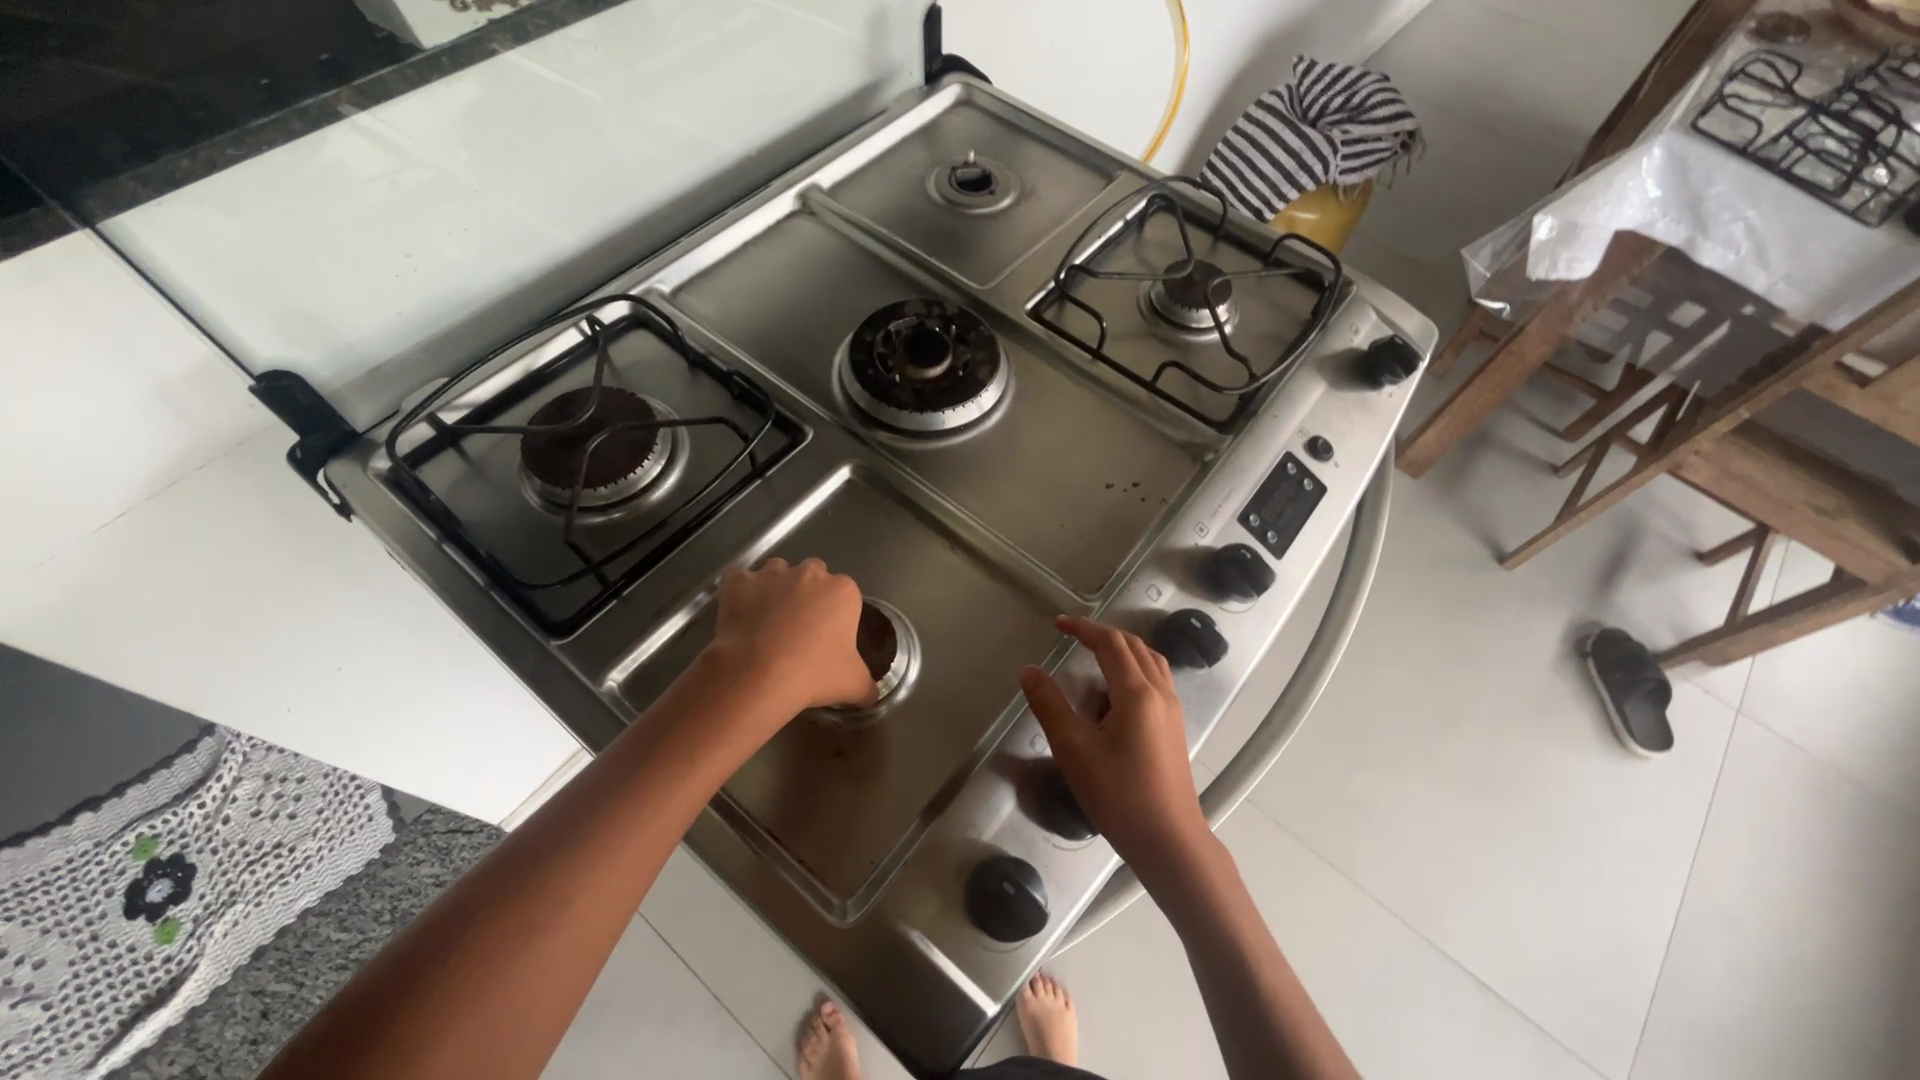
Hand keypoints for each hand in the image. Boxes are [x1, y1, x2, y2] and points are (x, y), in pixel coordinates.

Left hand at [706, 557, 875, 713]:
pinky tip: (740, 612)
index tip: (827, 636)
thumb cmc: (813, 674)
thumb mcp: (853, 685)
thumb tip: (871, 696)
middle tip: (799, 627)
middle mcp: (809, 574)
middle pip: (813, 575)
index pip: (845, 594)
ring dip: (775, 588)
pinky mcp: (738, 582)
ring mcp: (771, 574)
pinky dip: (740, 591)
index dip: (836, 614)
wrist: (758, 674)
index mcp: (843, 591)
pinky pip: (739, 579)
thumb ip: (867, 686)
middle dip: (808, 593)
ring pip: (777, 572)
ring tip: (767, 620)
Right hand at [1019, 616, 1208, 877]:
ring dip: (1123, 650)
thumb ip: (1050, 705)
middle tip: (1072, 636)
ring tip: (1095, 655)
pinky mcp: (1174, 729)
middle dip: (1103, 635)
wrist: (1168, 839)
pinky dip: (1135, 669)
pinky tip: (1117, 693)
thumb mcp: (1074, 749)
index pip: (1110, 643)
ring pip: (1151, 662)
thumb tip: (1030, 670)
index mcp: (1136, 692)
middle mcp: (1160, 693)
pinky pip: (1156, 681)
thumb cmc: (1118, 794)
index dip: (1083, 628)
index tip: (1058, 624)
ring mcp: (1172, 711)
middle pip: (1134, 647)